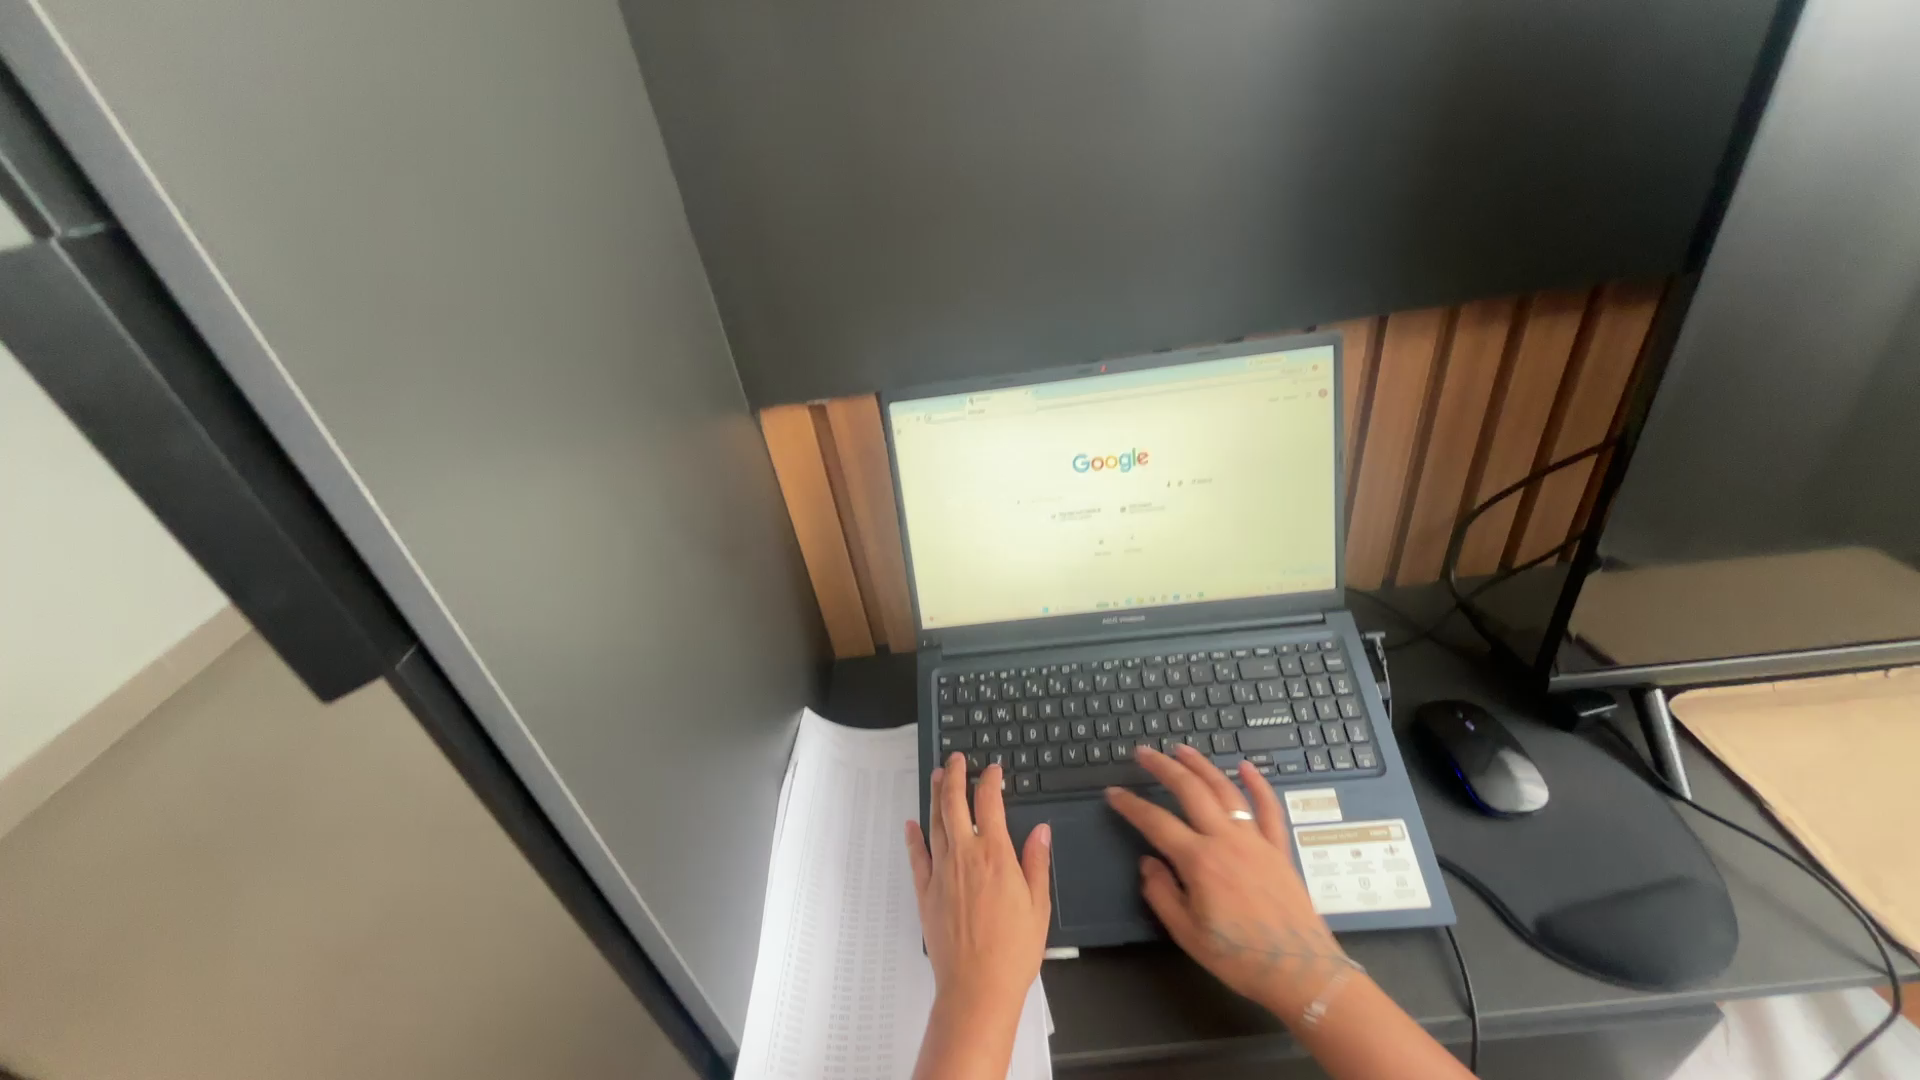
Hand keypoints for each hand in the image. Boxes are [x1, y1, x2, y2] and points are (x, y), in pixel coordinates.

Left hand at [906, 755, 1051, 1024]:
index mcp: (995, 854)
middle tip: (956, 759)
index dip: (990, 780)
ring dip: (935, 796)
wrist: (977, 988)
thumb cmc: (1014, 950)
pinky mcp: (925, 892)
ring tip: (937, 776)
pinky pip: (917, 856)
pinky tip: (911, 824)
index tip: (993, 769)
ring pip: (934, 822)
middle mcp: (964, 855)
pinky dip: (913, 837)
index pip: (989, 803)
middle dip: (954, 775)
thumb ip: (1036, 862)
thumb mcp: (1038, 905)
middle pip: (953, 803)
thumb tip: (1040, 829)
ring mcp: (941, 872)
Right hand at [1105, 745, 1351, 1019]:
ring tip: (1182, 750)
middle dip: (1163, 767)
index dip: (1130, 805)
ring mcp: (1255, 840)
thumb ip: (1161, 894)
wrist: (1302, 973)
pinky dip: (1258, 784)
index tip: (1113, 792)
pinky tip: (1246, 766)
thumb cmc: (1239, 958)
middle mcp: (1225, 840)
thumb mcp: (1187, 933)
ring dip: (1201, 766)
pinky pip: (1268, 808)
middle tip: (1143, 753)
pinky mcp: (1279, 848)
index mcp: (1199, 861)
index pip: (1155, 822)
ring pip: (1225, 790)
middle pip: (1189, 791)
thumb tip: (1148, 863)